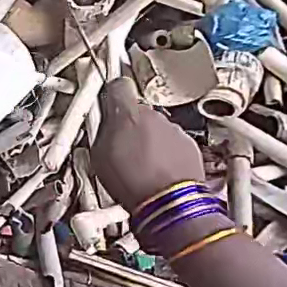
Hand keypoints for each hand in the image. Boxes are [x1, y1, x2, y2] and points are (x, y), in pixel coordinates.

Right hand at [90, 76, 207, 210]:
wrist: (167, 202)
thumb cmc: (132, 182)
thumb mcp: (98, 155)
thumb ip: (100, 131)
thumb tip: (99, 125)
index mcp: (127, 113)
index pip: (118, 85)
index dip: (111, 92)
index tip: (107, 98)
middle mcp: (153, 116)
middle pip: (137, 109)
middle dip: (127, 123)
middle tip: (117, 143)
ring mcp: (173, 130)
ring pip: (154, 126)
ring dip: (145, 138)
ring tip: (136, 161)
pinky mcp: (188, 145)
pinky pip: (171, 142)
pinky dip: (163, 151)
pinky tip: (152, 168)